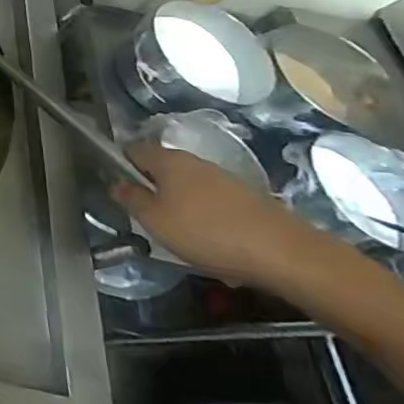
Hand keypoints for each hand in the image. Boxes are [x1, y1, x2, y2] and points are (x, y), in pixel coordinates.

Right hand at [115, 141, 329, 285]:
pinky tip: (213, 247)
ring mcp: (225, 179)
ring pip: (190, 189)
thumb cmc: (206, 232)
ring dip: (181, 207)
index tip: (119, 188)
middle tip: (148, 218)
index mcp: (169, 161)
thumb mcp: (155, 221)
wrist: (284, 253)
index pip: (134, 149)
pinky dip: (207, 221)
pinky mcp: (248, 199)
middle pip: (164, 169)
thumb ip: (132, 199)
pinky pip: (214, 206)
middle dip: (153, 190)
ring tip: (181, 238)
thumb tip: (118, 184)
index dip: (121, 164)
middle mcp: (196, 162)